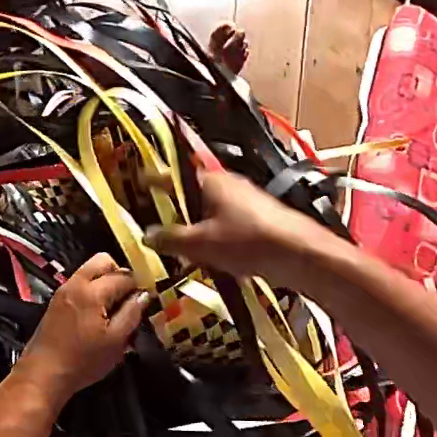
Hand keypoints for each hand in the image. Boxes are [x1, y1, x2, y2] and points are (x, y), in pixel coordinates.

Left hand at [12, 253, 149, 401]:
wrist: (42, 374)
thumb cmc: (82, 361)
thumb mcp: (115, 341)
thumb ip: (132, 314)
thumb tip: (143, 295)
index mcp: (91, 292)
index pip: (124, 276)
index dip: (139, 286)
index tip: (146, 300)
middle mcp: (75, 283)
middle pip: (103, 260)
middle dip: (120, 274)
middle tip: (129, 297)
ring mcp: (63, 290)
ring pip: (90, 270)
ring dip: (106, 281)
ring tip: (115, 307)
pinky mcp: (57, 301)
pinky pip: (80, 283)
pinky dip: (93, 289)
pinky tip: (99, 313)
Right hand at [146, 168, 343, 283]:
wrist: (298, 254)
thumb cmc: (247, 241)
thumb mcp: (199, 243)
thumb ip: (170, 239)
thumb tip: (147, 235)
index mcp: (210, 180)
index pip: (173, 176)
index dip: (153, 185)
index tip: (138, 192)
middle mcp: (228, 184)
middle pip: (192, 197)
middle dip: (177, 217)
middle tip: (162, 237)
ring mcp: (245, 201)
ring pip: (210, 214)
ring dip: (198, 232)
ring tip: (188, 254)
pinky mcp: (258, 219)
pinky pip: (228, 226)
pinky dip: (217, 240)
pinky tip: (216, 260)